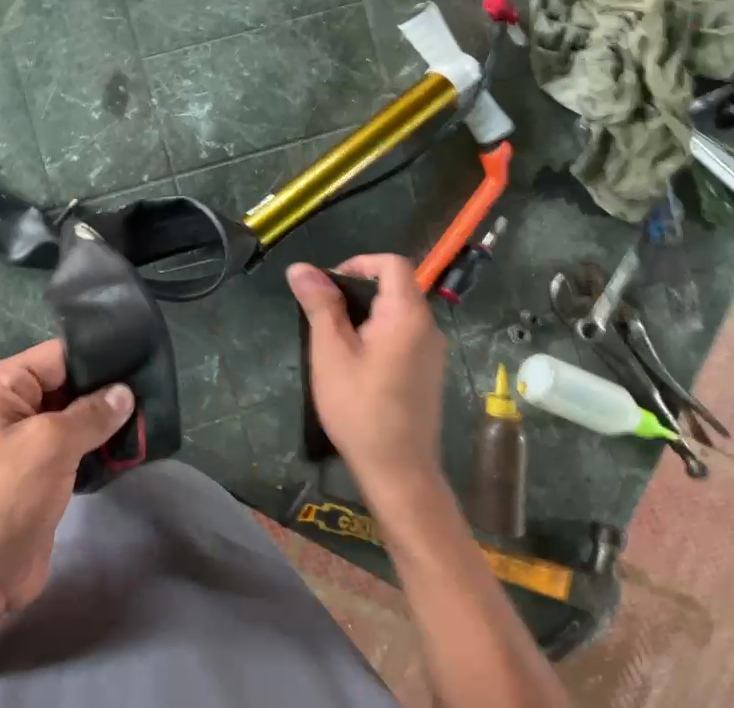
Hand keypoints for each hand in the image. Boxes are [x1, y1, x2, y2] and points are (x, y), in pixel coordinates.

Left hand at [0, 339, 133, 617]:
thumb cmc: (5, 495)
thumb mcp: (51, 444)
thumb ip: (91, 414)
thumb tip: (125, 392)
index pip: (56, 356)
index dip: (99, 358)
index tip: (145, 360)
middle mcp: (6, 404)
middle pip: (66, 384)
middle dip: (106, 392)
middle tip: (156, 393)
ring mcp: (20, 440)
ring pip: (72, 417)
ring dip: (105, 422)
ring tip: (152, 419)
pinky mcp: (35, 472)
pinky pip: (71, 447)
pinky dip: (96, 447)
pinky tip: (130, 448)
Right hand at [287, 254, 447, 499]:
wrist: (398, 470)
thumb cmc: (359, 408)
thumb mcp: (330, 352)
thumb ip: (319, 305)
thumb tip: (301, 268)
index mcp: (407, 315)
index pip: (392, 264)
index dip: (358, 263)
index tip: (328, 285)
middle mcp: (427, 327)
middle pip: (394, 287)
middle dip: (354, 292)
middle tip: (321, 317)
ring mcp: (432, 351)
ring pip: (396, 313)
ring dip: (363, 316)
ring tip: (332, 343)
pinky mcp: (428, 372)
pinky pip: (402, 336)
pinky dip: (376, 335)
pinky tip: (354, 365)